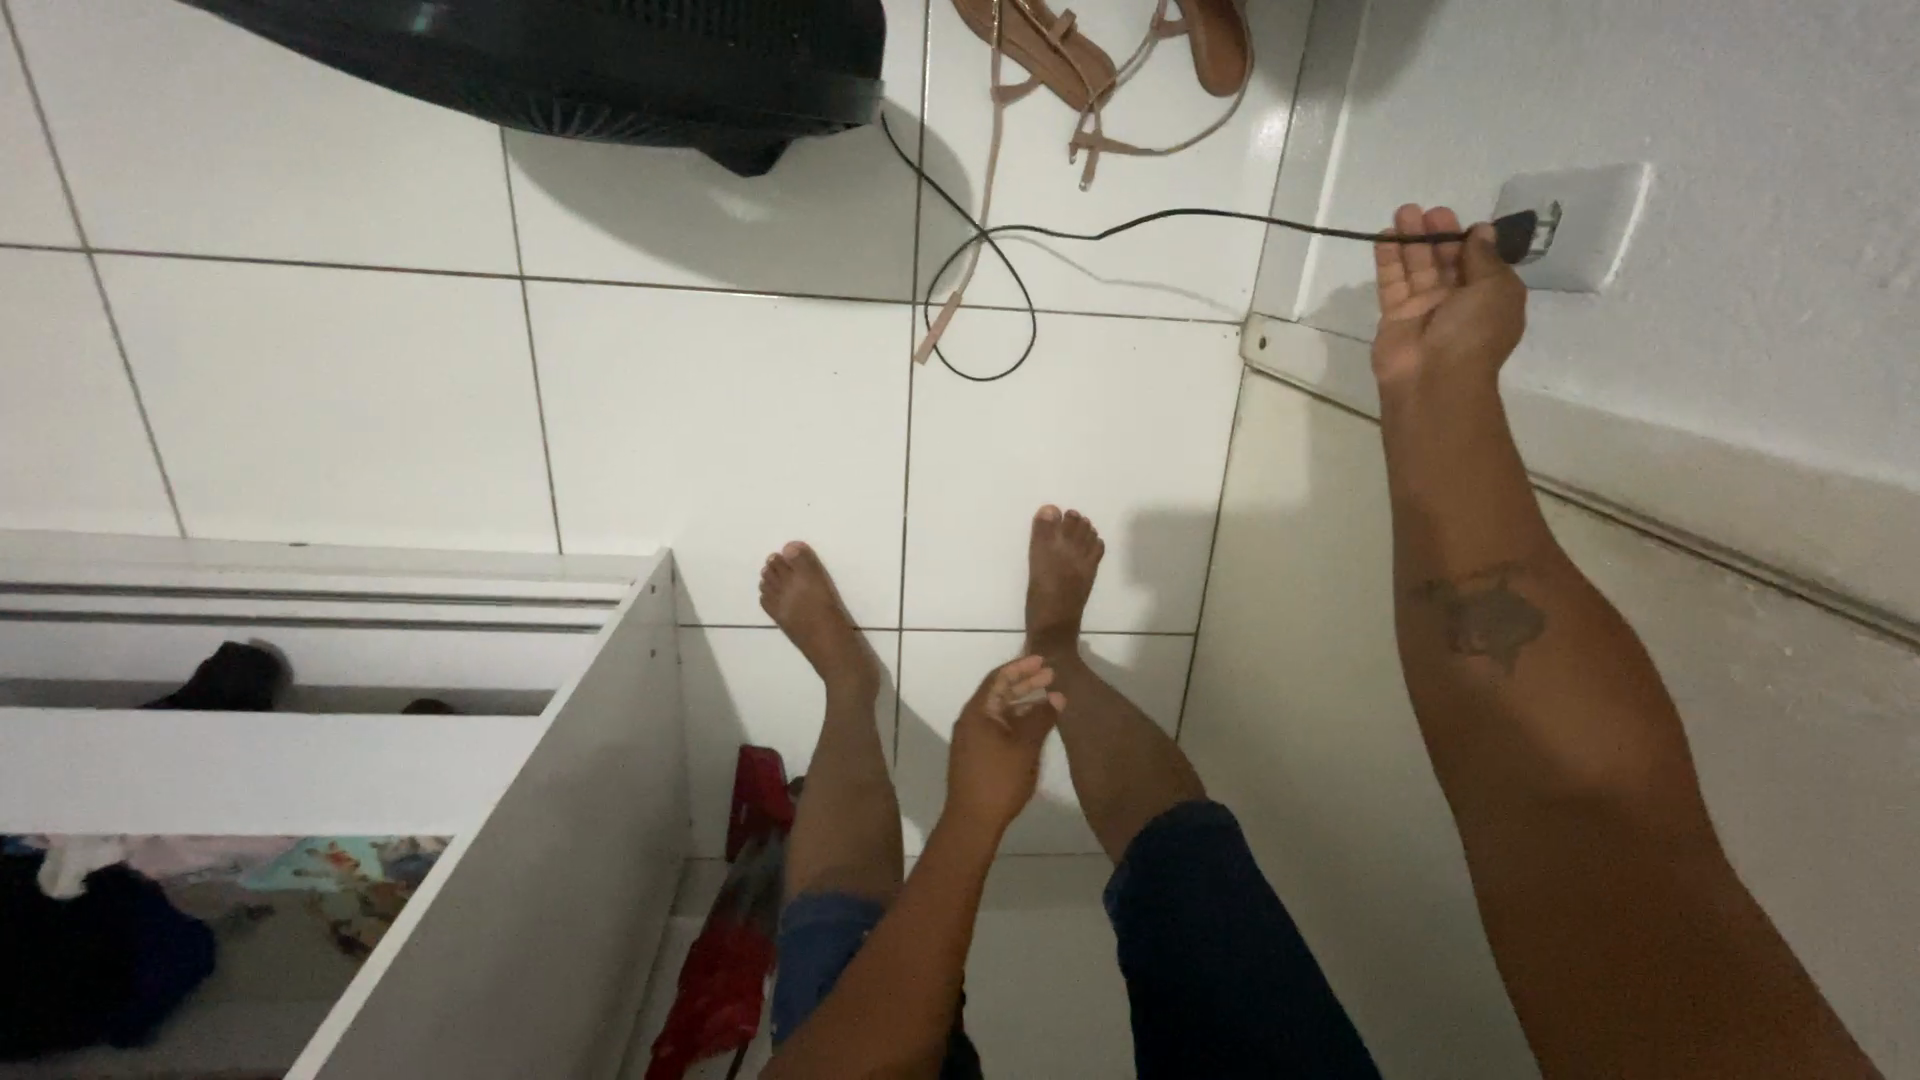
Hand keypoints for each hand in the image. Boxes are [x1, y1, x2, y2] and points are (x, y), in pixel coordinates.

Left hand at [944, 655, 1064, 834]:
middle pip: (999, 693)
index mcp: (977, 712)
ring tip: (1049, 700)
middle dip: (1025, 683)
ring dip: (1023, 703)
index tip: (1042, 660)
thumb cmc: (999, 780)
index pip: (999, 678)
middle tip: (1051, 676)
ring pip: (1000, 711)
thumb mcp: (1025, 746)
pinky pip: (999, 727)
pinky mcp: (977, 755)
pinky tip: (1036, 726)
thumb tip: (1057, 696)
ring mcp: (972, 739)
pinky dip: (1017, 721)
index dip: (1021, 667)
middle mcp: (971, 720)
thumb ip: (1041, 718)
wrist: (971, 821)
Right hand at [1372, 204, 1526, 389]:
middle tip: (1428, 212)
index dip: (1471, 240)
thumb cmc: (1475, 333)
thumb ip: (1485, 258)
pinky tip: (1384, 236)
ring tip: (1404, 212)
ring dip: (1411, 240)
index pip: (1479, 261)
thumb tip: (1480, 232)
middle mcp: (1456, 301)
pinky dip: (1388, 259)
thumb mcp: (1497, 288)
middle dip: (1438, 234)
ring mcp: (1423, 308)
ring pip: (1416, 267)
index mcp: (1488, 296)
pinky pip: (1391, 282)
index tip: (1464, 223)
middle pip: (1445, 260)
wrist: (1435, 378)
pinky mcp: (1394, 315)